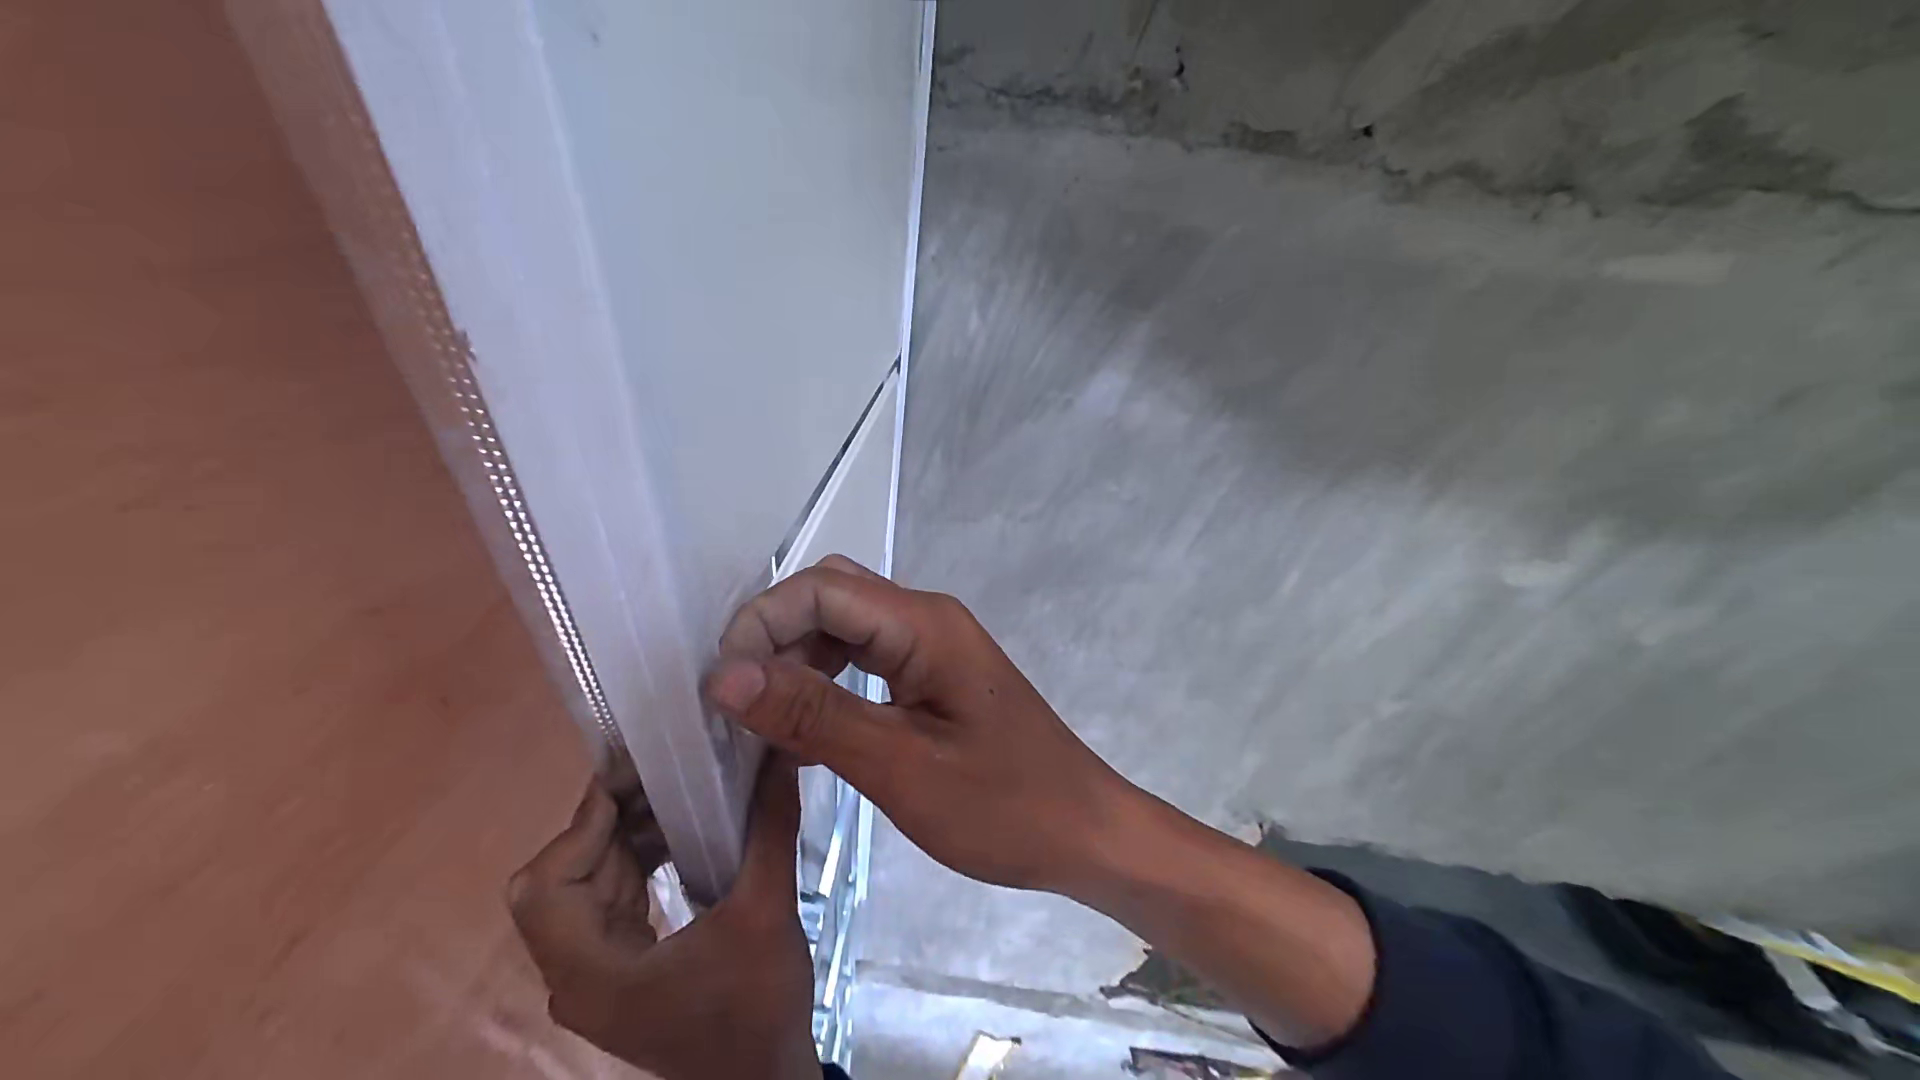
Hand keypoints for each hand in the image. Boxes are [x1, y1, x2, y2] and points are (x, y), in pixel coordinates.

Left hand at [506, 758, 819, 1079]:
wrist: (765, 1079)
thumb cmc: (758, 1005)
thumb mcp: (768, 911)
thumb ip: (770, 830)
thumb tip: (781, 755)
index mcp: (591, 973)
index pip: (546, 886)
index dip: (581, 826)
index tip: (635, 776)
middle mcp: (575, 975)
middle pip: (559, 880)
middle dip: (606, 821)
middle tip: (661, 771)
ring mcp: (593, 975)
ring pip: (582, 885)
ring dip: (622, 835)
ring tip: (673, 790)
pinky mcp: (618, 969)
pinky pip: (607, 899)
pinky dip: (634, 859)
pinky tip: (676, 832)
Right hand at [704, 556, 1139, 894]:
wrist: (1083, 832)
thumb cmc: (1003, 806)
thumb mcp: (900, 766)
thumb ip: (813, 715)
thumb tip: (725, 675)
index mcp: (923, 624)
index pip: (820, 589)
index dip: (760, 625)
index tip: (722, 691)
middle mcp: (925, 618)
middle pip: (829, 598)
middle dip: (773, 638)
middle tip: (738, 704)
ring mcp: (931, 646)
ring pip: (842, 628)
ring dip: (796, 662)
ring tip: (763, 720)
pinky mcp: (931, 676)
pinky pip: (863, 660)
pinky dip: (825, 684)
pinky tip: (805, 730)